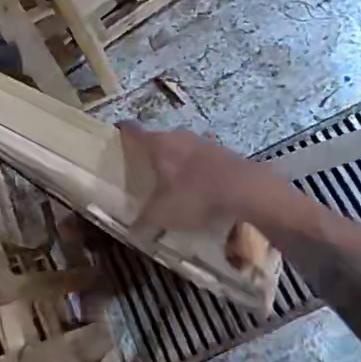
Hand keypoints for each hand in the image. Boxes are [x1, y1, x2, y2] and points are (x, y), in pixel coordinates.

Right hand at [116, 121, 313, 238]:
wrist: (244, 190)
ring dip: (178, 162)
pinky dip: (199, 170)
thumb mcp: (161, 215)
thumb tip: (132, 230)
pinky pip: (204, 159)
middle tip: (145, 171)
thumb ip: (143, 221)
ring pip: (183, 148)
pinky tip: (202, 189)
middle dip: (152, 153)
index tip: (116, 134)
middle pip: (159, 139)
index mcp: (158, 144)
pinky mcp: (224, 152)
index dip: (122, 131)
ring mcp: (204, 142)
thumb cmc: (193, 196)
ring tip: (174, 183)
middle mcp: (179, 136)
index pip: (132, 130)